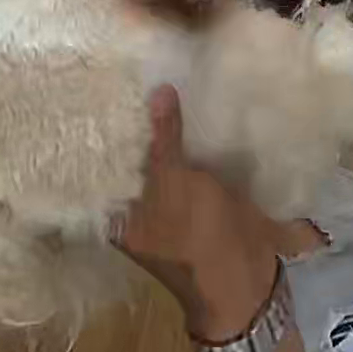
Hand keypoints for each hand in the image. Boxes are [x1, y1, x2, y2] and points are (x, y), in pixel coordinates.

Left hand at [116, 86, 286, 341]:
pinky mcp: (200, 193)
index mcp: (119, 212)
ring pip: (165, 154)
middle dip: (142, 120)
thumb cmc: (197, 237)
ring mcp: (172, 198)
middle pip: (136, 154)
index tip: (109, 87)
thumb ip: (164, 140)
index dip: (108, 128)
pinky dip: (194, 137)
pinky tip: (196, 105)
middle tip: (142, 73)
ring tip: (167, 78)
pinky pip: (192, 157)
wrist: (247, 278)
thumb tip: (158, 91)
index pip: (104, 162)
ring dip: (170, 126)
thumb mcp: (176, 186)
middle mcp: (139, 204)